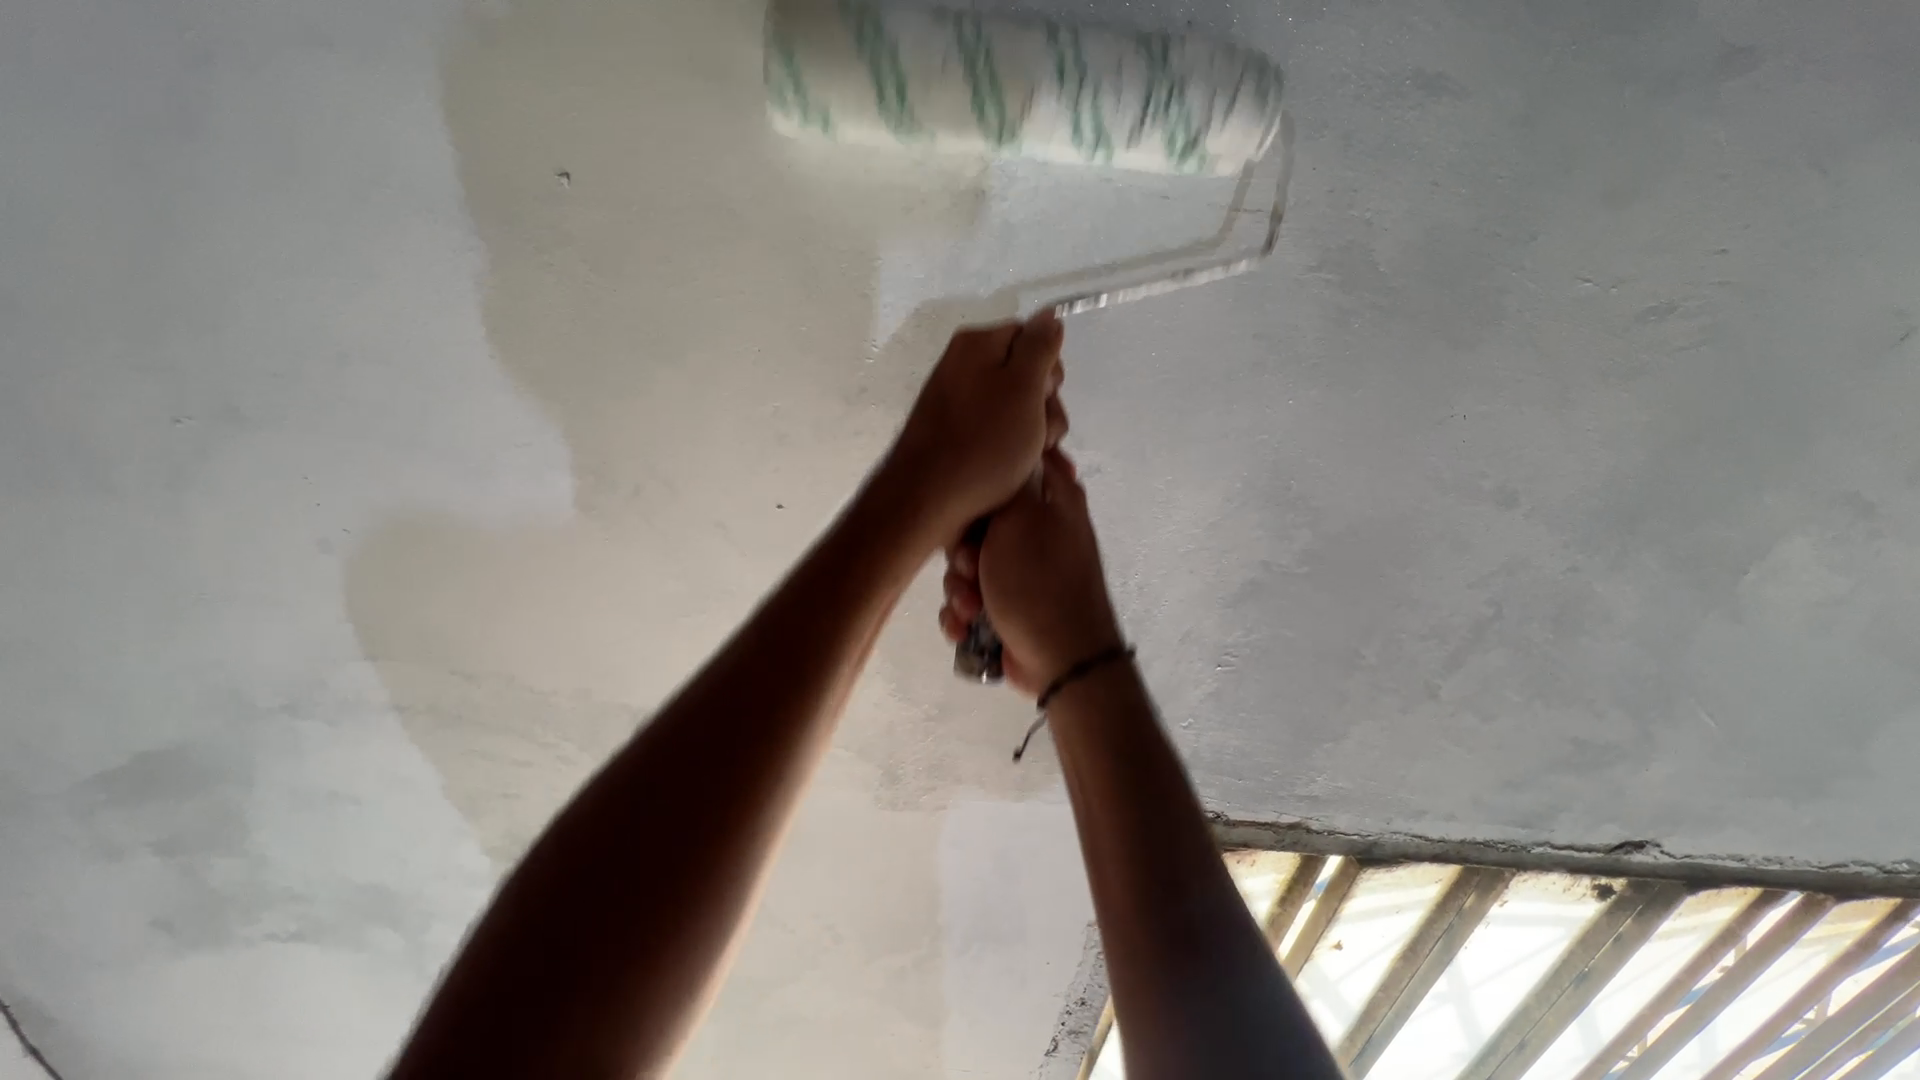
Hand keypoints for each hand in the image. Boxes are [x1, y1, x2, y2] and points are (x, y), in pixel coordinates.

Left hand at [883, 313, 1067, 548]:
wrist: (927, 502)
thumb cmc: (983, 444)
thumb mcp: (1023, 388)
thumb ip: (1040, 347)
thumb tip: (1049, 316)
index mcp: (976, 346)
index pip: (1032, 338)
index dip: (1049, 371)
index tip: (1046, 400)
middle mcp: (963, 368)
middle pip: (1026, 376)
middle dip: (1044, 407)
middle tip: (1041, 438)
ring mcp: (957, 405)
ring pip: (1016, 410)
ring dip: (1034, 435)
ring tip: (1028, 463)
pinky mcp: (955, 438)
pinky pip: (996, 435)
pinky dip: (1012, 452)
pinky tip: (1019, 475)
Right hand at [939, 449, 1123, 695]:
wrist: (1061, 658)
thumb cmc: (1039, 580)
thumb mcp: (1021, 516)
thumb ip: (1010, 481)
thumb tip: (1012, 453)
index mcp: (1053, 498)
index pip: (1013, 466)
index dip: (984, 481)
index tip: (970, 501)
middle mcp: (1039, 529)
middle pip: (980, 520)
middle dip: (962, 549)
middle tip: (969, 566)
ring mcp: (1023, 570)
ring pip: (969, 562)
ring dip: (960, 588)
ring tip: (970, 607)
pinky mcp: (1008, 604)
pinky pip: (972, 597)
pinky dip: (964, 613)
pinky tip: (964, 628)